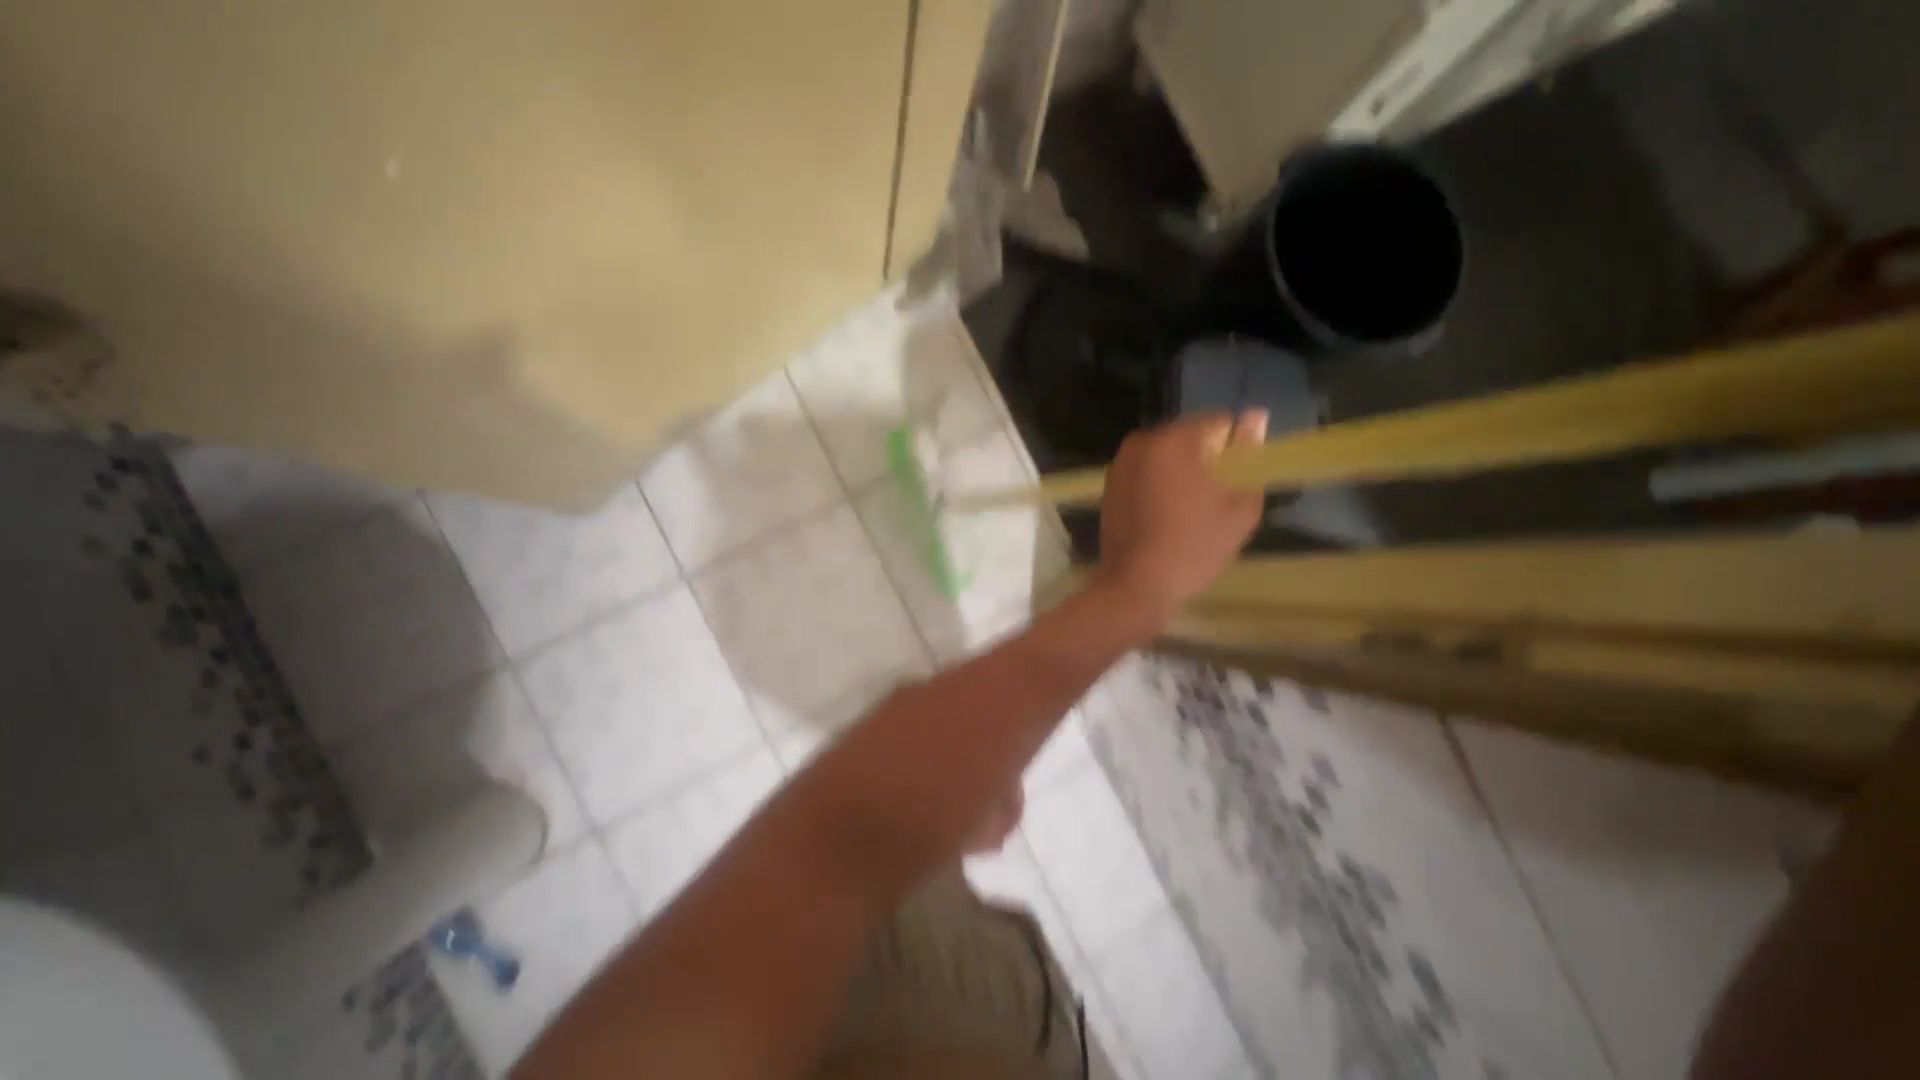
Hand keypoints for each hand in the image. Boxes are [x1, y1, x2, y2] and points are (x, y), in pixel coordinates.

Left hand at [1094, 410, 1267, 621]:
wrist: (1136, 585)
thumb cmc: (1194, 547)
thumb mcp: (1239, 507)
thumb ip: (1250, 457)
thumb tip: (1256, 417)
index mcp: (1175, 439)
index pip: (1219, 422)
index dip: (1235, 448)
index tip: (1240, 478)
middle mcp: (1143, 441)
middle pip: (1189, 435)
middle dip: (1207, 456)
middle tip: (1219, 495)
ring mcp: (1121, 462)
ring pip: (1165, 454)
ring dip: (1182, 470)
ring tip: (1194, 507)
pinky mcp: (1109, 484)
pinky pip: (1146, 471)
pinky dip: (1160, 483)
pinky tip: (1169, 514)